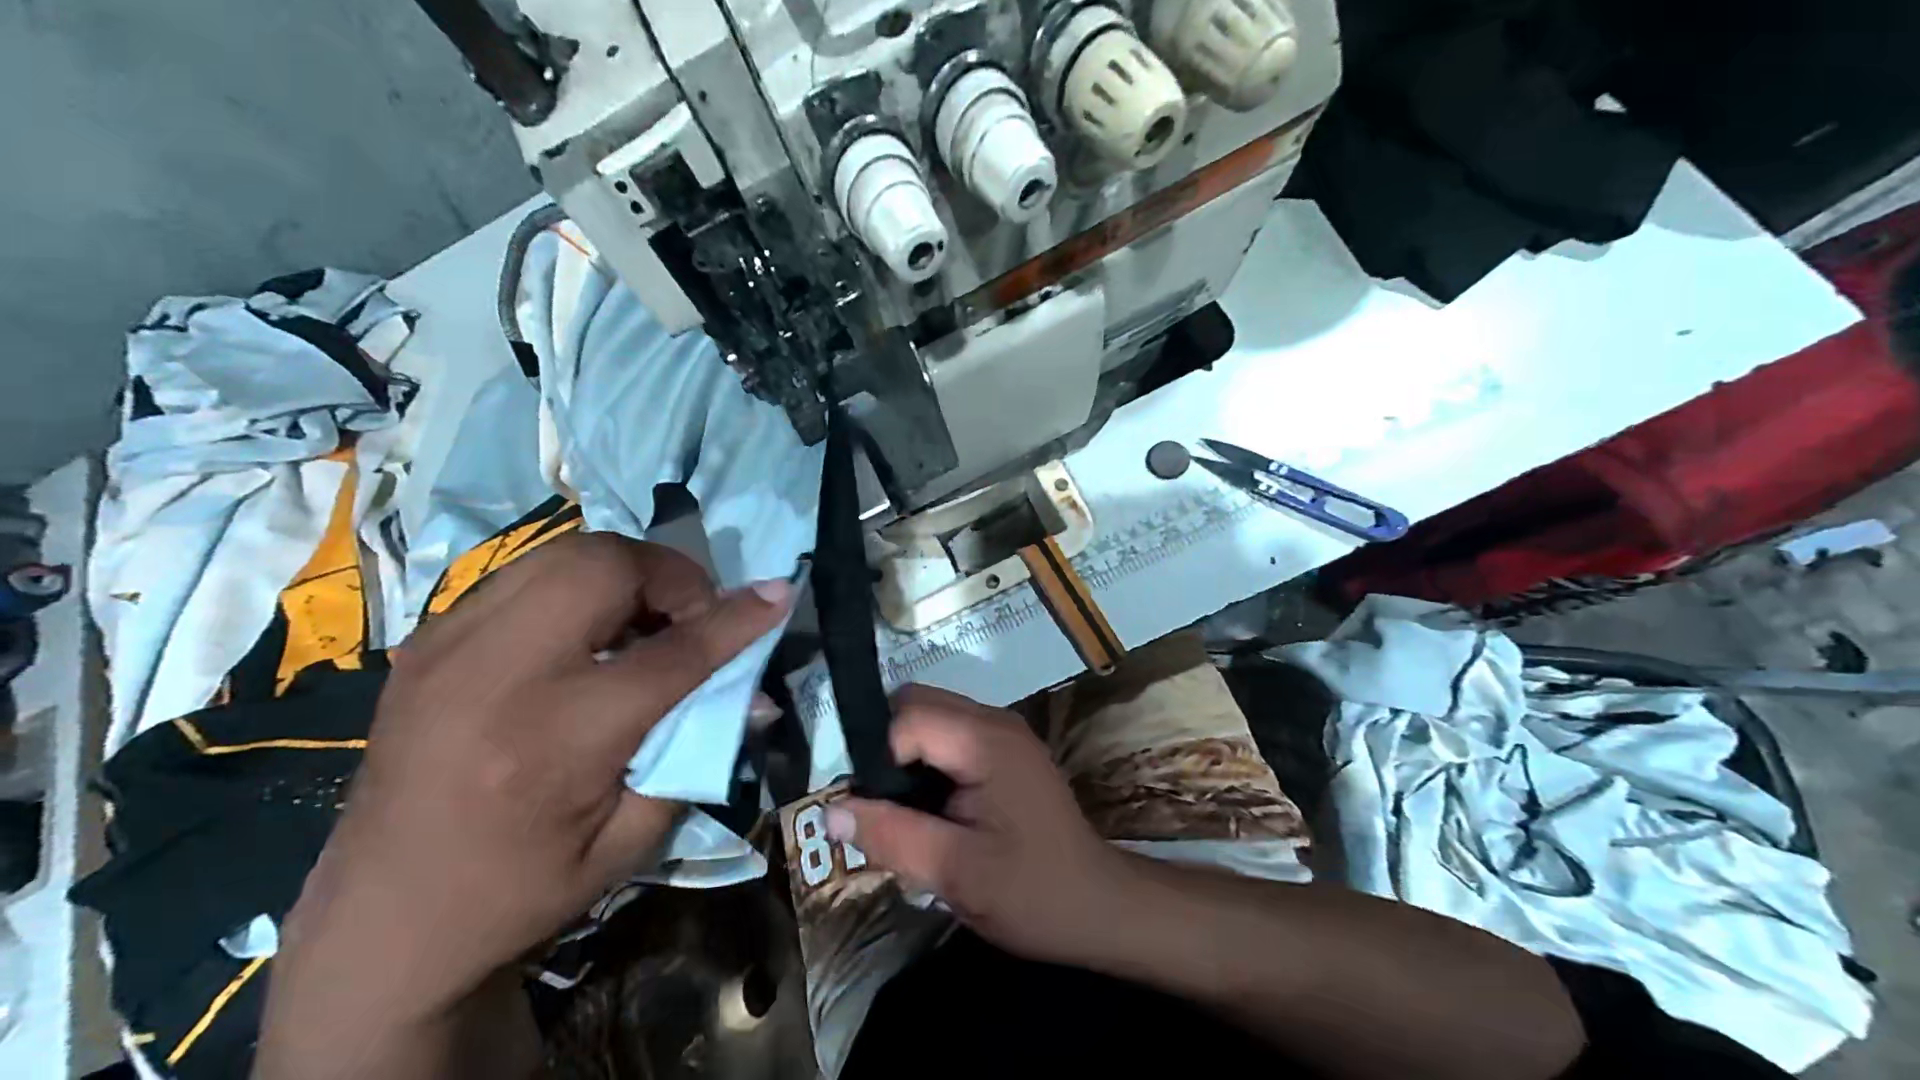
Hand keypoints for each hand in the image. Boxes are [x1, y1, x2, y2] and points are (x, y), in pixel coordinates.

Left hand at [272, 533, 792, 1023]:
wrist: (383, 919)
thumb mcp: (632, 837)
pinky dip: (577, 586)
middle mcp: (495, 675)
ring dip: (625, 573)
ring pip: (563, 553)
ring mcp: (448, 647)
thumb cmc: (524, 889)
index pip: (673, 652)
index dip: (736, 618)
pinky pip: (524, 576)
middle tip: (691, 617)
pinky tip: (585, 635)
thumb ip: (697, 749)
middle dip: (671, 575)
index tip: (779, 595)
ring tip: (643, 621)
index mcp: (555, 740)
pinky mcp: (426, 640)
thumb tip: (756, 691)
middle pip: (605, 565)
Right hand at [824, 685, 1133, 965]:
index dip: (875, 758)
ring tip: (896, 809)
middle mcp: (994, 721)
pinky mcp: (1005, 751)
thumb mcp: (956, 874)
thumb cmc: (1034, 893)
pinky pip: (949, 735)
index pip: (905, 718)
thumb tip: (829, 812)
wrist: (1101, 907)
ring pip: (930, 716)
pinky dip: (925, 759)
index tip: (864, 807)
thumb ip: (891, 836)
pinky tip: (926, 806)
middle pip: (916, 703)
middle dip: (884, 746)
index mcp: (985, 740)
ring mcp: (1003, 733)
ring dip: (904, 753)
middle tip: (876, 805)